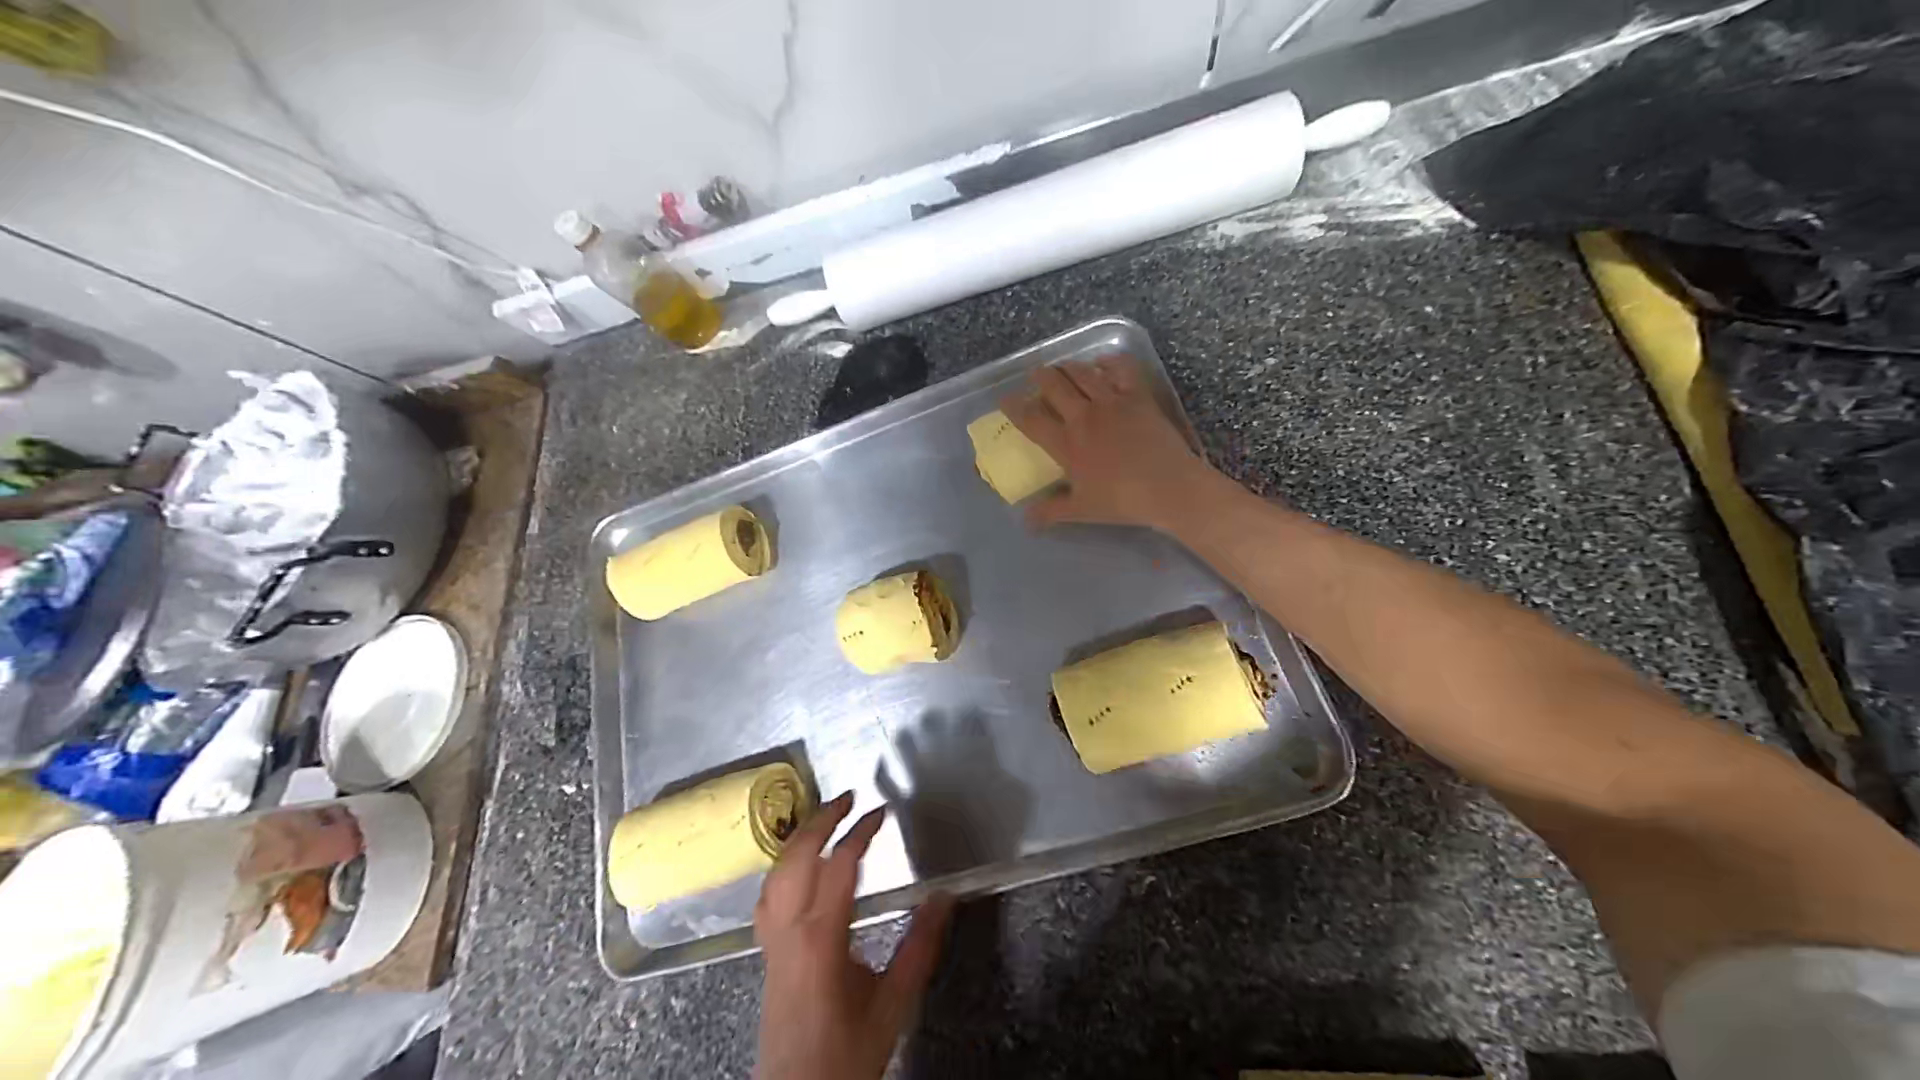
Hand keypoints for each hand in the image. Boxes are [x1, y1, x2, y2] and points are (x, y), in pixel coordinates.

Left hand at [754, 792, 955, 1079]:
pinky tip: (798, 864)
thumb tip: (945, 897)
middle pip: (797, 857)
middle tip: (849, 797)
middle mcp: (789, 931)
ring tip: (823, 816)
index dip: (860, 832)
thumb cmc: (847, 1052)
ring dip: (799, 837)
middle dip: (821, 819)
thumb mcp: (894, 1003)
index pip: (839, 865)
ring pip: (776, 872)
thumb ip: (920, 947)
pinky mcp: (766, 951)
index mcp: (821, 939)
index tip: (881, 812)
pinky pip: (768, 894)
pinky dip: (784, 865)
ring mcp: (771, 940)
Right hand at [1002, 355, 1223, 531]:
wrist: (1169, 488)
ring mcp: (1112, 402)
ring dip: (1068, 367)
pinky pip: (1121, 368)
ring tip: (1062, 366)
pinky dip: (1109, 361)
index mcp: (1066, 445)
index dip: (1014, 406)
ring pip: (1083, 373)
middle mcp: (1084, 417)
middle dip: (1040, 377)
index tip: (1005, 399)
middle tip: (1035, 374)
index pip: (1031, 419)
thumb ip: (1051, 511)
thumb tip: (1025, 520)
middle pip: (1054, 386)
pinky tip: (1103, 362)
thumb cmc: (1122, 502)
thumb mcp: (1081, 510)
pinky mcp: (1138, 396)